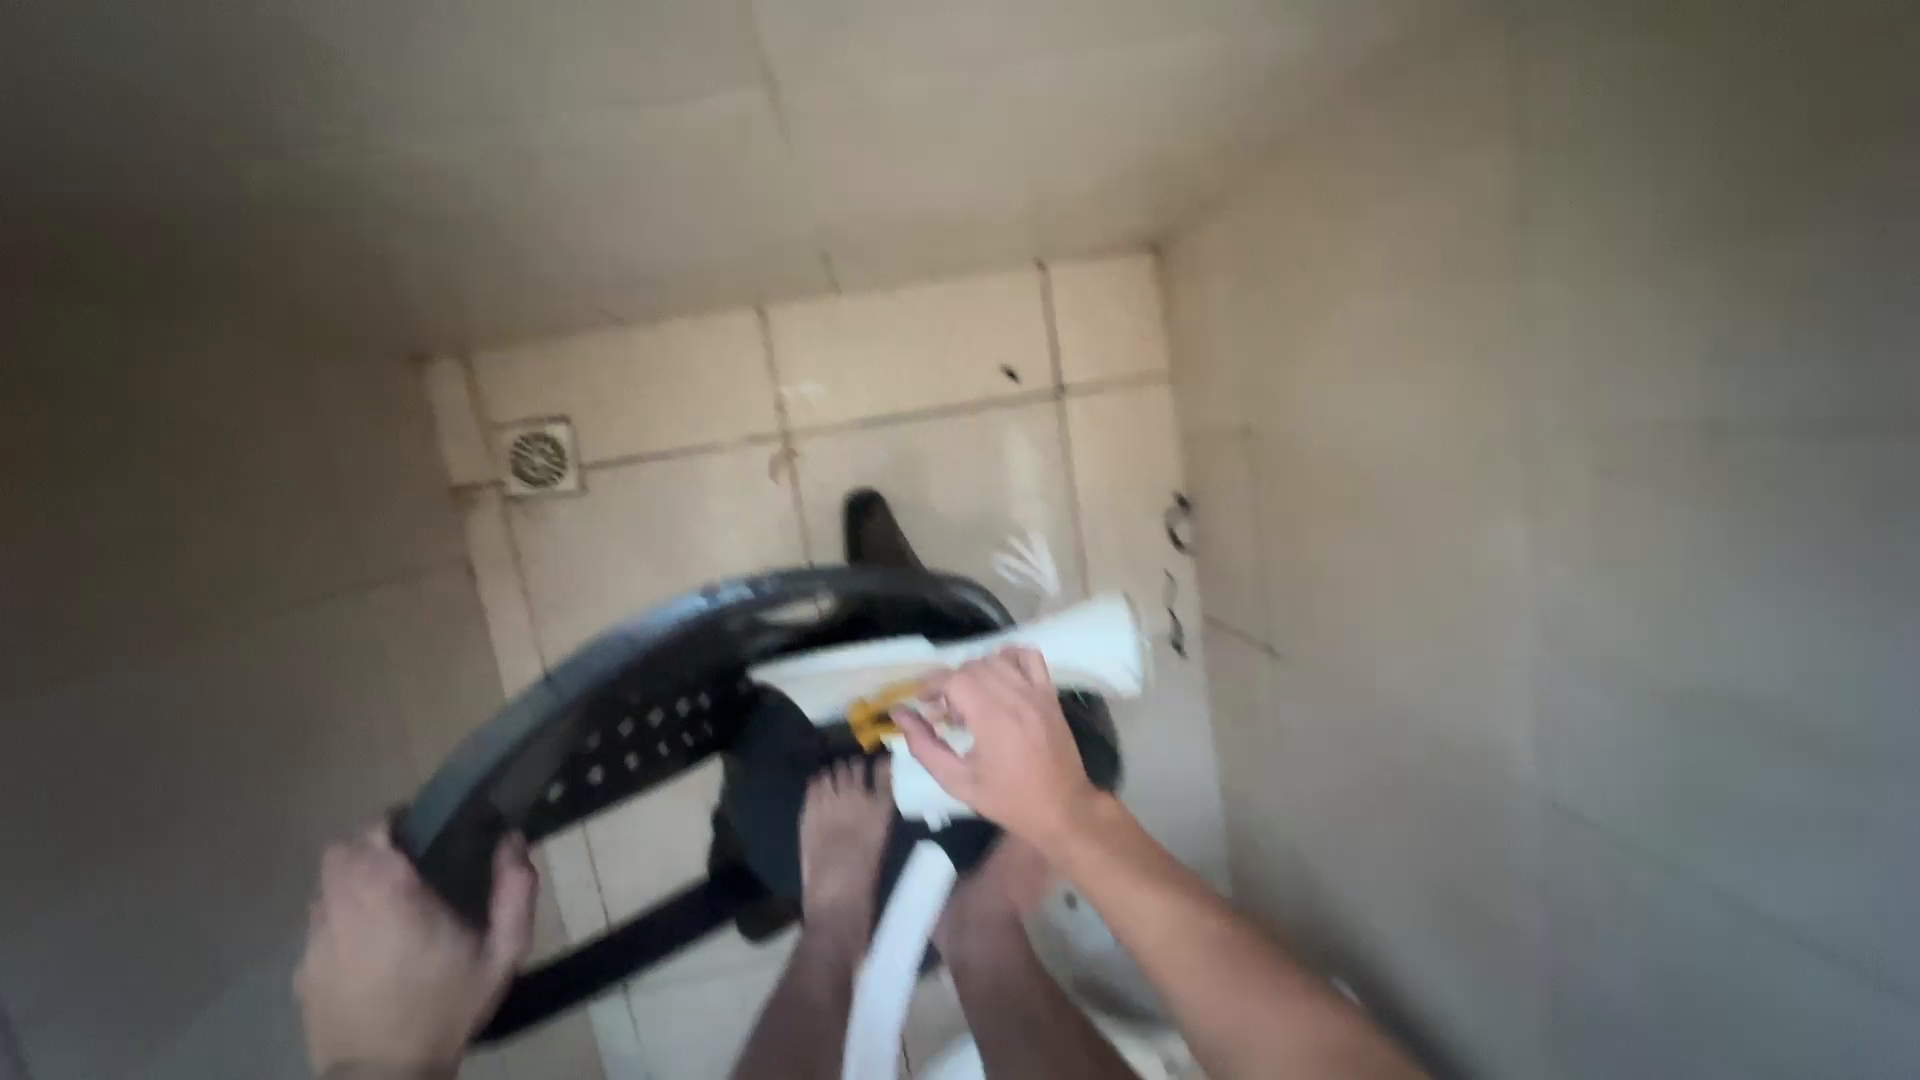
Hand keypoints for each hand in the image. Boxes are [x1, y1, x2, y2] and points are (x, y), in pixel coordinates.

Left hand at [295, 824, 536, 1078]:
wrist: (385, 1077)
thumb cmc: (447, 1006)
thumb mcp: (503, 951)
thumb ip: (515, 891)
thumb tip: (513, 841)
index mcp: (388, 896)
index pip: (371, 834)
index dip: (395, 823)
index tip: (426, 830)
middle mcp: (342, 910)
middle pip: (340, 854)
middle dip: (372, 848)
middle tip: (412, 861)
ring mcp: (315, 943)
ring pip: (324, 888)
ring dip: (354, 882)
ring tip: (391, 900)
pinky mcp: (303, 972)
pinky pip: (318, 925)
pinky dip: (341, 918)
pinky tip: (372, 943)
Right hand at [893, 647, 1102, 848]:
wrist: (1062, 808)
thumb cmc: (1008, 799)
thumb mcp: (957, 781)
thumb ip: (924, 746)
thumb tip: (900, 715)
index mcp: (991, 719)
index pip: (954, 679)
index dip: (932, 684)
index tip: (923, 702)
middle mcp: (1015, 697)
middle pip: (972, 667)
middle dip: (952, 683)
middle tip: (947, 713)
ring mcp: (1036, 693)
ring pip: (997, 659)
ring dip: (976, 672)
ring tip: (972, 701)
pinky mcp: (1050, 694)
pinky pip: (1030, 657)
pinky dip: (1011, 657)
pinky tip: (1000, 676)